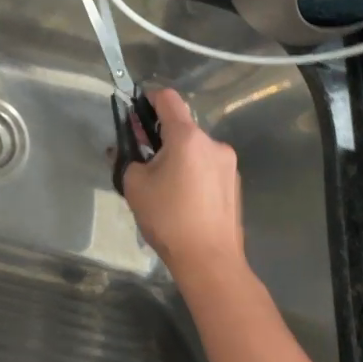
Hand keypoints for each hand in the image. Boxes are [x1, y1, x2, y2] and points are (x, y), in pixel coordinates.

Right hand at [121, 87, 246, 279]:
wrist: (210, 262)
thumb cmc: (168, 218)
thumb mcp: (134, 184)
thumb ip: (128, 158)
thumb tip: (128, 150)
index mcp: (187, 137)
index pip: (168, 98)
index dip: (148, 99)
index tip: (135, 113)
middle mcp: (213, 144)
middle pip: (181, 126)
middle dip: (160, 136)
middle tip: (142, 159)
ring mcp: (228, 165)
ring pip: (194, 148)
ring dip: (178, 156)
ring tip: (163, 186)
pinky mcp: (234, 185)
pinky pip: (207, 167)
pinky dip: (192, 172)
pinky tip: (183, 200)